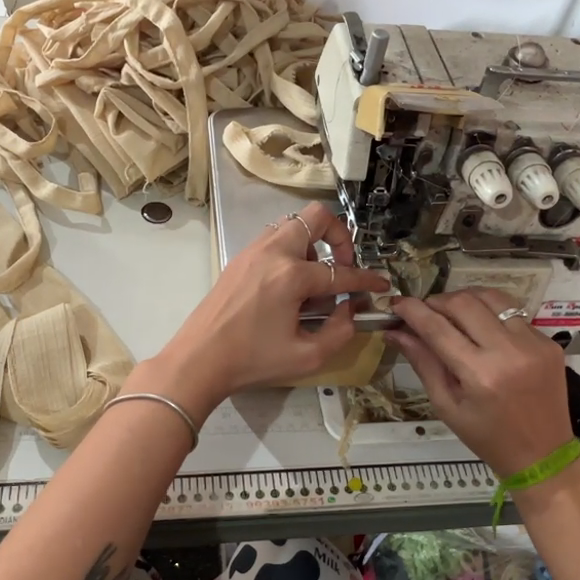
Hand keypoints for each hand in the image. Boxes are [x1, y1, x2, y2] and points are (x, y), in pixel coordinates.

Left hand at [136, 202, 389, 416]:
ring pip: (293, 225)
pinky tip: (288, 288)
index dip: (367, 280)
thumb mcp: (308, 357)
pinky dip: (290, 252)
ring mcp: (252, 252)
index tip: (381, 284)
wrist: (198, 361)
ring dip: (312, 245)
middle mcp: (273, 252)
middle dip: (339, 237)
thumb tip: (351, 309)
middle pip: (317, 217)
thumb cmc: (253, 361)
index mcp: (291, 275)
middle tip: (342, 268)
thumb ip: (340, 331)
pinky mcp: (238, 260)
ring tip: (312, 282)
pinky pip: (273, 240)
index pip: (342, 273)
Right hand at [386, 289, 574, 477]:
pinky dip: (491, 315)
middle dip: (437, 301)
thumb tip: (395, 333)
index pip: (437, 328)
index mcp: (480, 374)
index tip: (396, 303)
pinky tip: (483, 331)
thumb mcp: (447, 406)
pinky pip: (513, 313)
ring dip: (465, 300)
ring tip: (452, 314)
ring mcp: (533, 342)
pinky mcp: (548, 341)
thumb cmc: (488, 437)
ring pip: (491, 298)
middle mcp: (509, 351)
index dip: (412, 310)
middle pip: (464, 302)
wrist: (543, 454)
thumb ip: (424, 363)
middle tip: (424, 312)